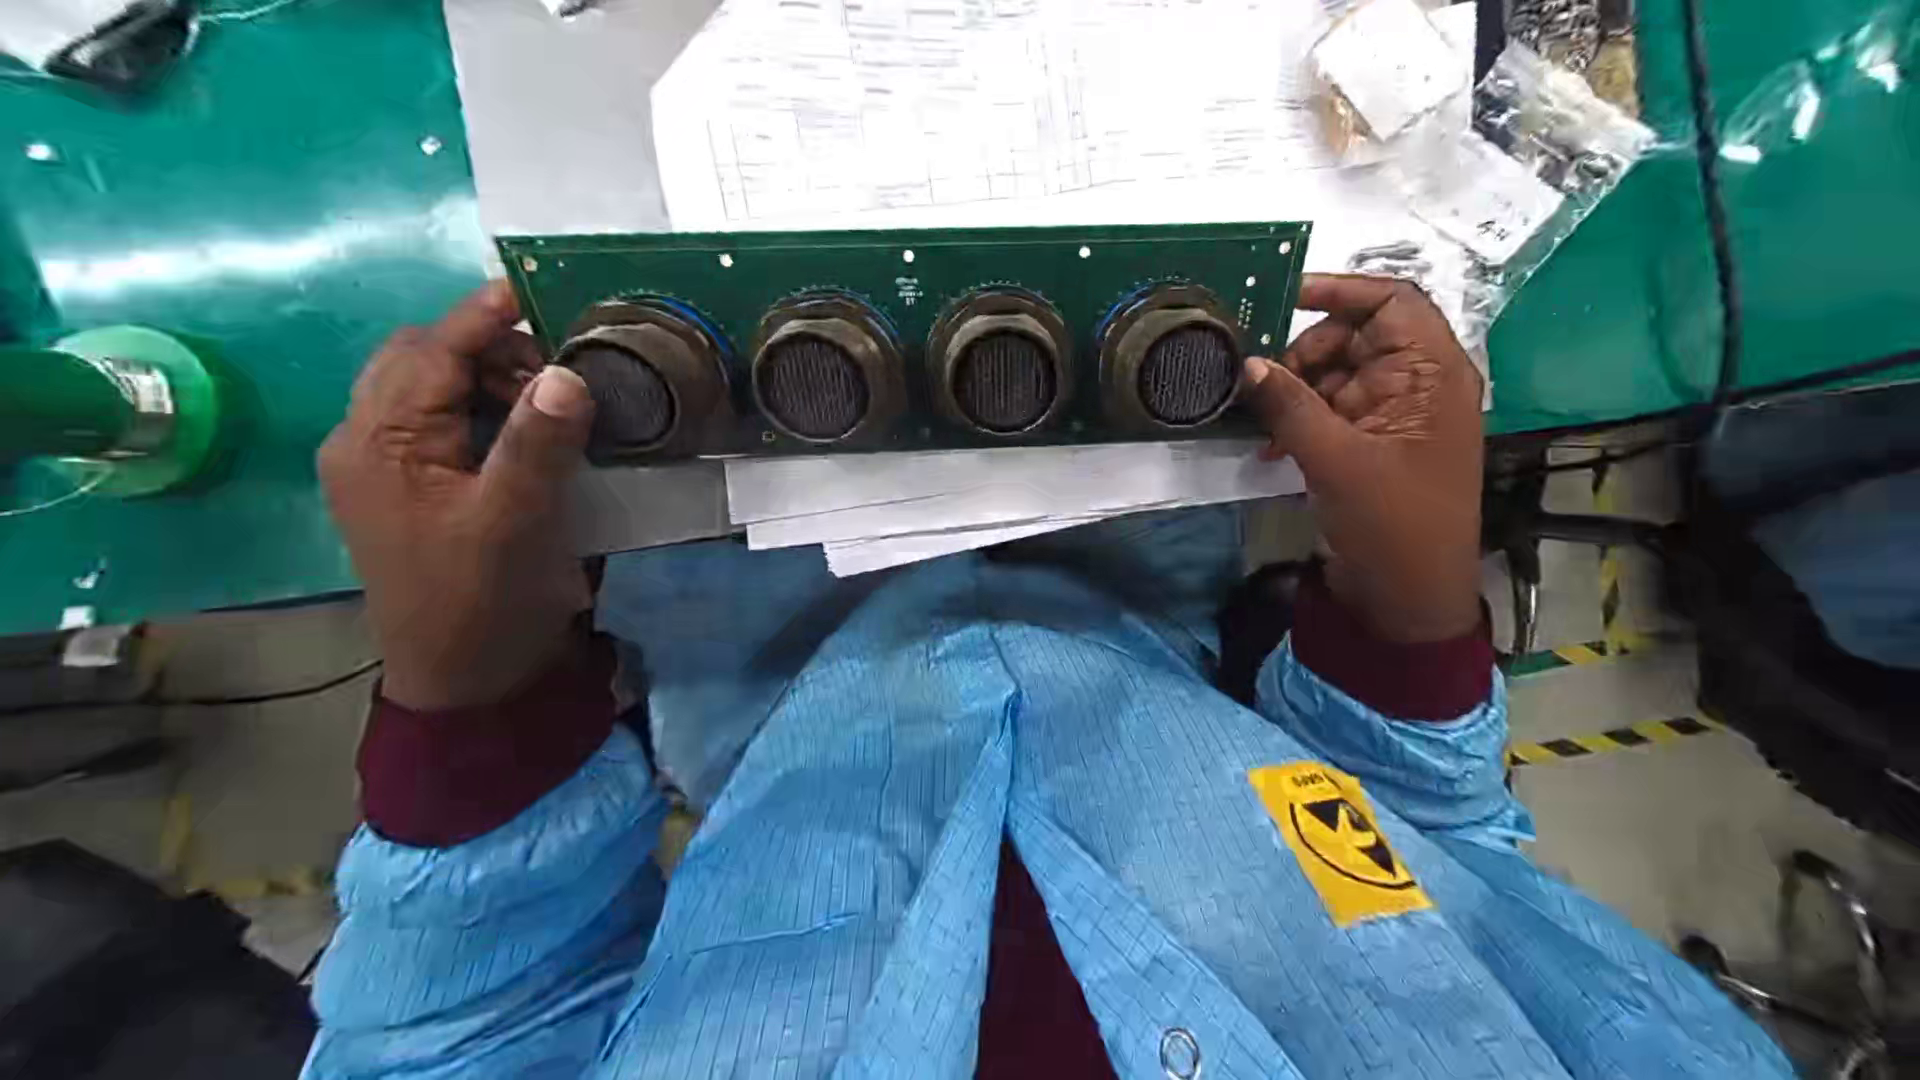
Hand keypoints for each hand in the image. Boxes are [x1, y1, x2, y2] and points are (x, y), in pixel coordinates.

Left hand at [318, 281, 596, 709]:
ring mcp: (393, 467)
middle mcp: (371, 443)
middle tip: (560, 366)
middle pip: (424, 363)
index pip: (429, 354)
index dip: (480, 317)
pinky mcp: (421, 489)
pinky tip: (533, 428)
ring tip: (553, 398)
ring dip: (493, 380)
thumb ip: (539, 443)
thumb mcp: (516, 520)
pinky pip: (450, 425)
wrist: (470, 673)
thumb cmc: (484, 597)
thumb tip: (566, 371)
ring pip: (436, 392)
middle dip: (490, 349)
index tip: (532, 289)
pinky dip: (493, 411)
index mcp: (380, 443)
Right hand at [1241, 274, 1483, 642]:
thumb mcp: (1336, 459)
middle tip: (1263, 384)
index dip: (1341, 291)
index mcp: (1432, 374)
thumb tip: (1248, 363)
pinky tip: (1268, 445)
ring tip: (1260, 423)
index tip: (1283, 297)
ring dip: (1293, 392)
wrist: (1406, 593)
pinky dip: (1296, 420)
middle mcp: (1415, 385)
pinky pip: (1326, 412)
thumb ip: (1290, 406)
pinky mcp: (1366, 444)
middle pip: (1354, 338)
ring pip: (1332, 376)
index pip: (1392, 303)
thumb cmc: (1390, 522)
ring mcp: (1389, 416)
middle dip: (1304, 355)